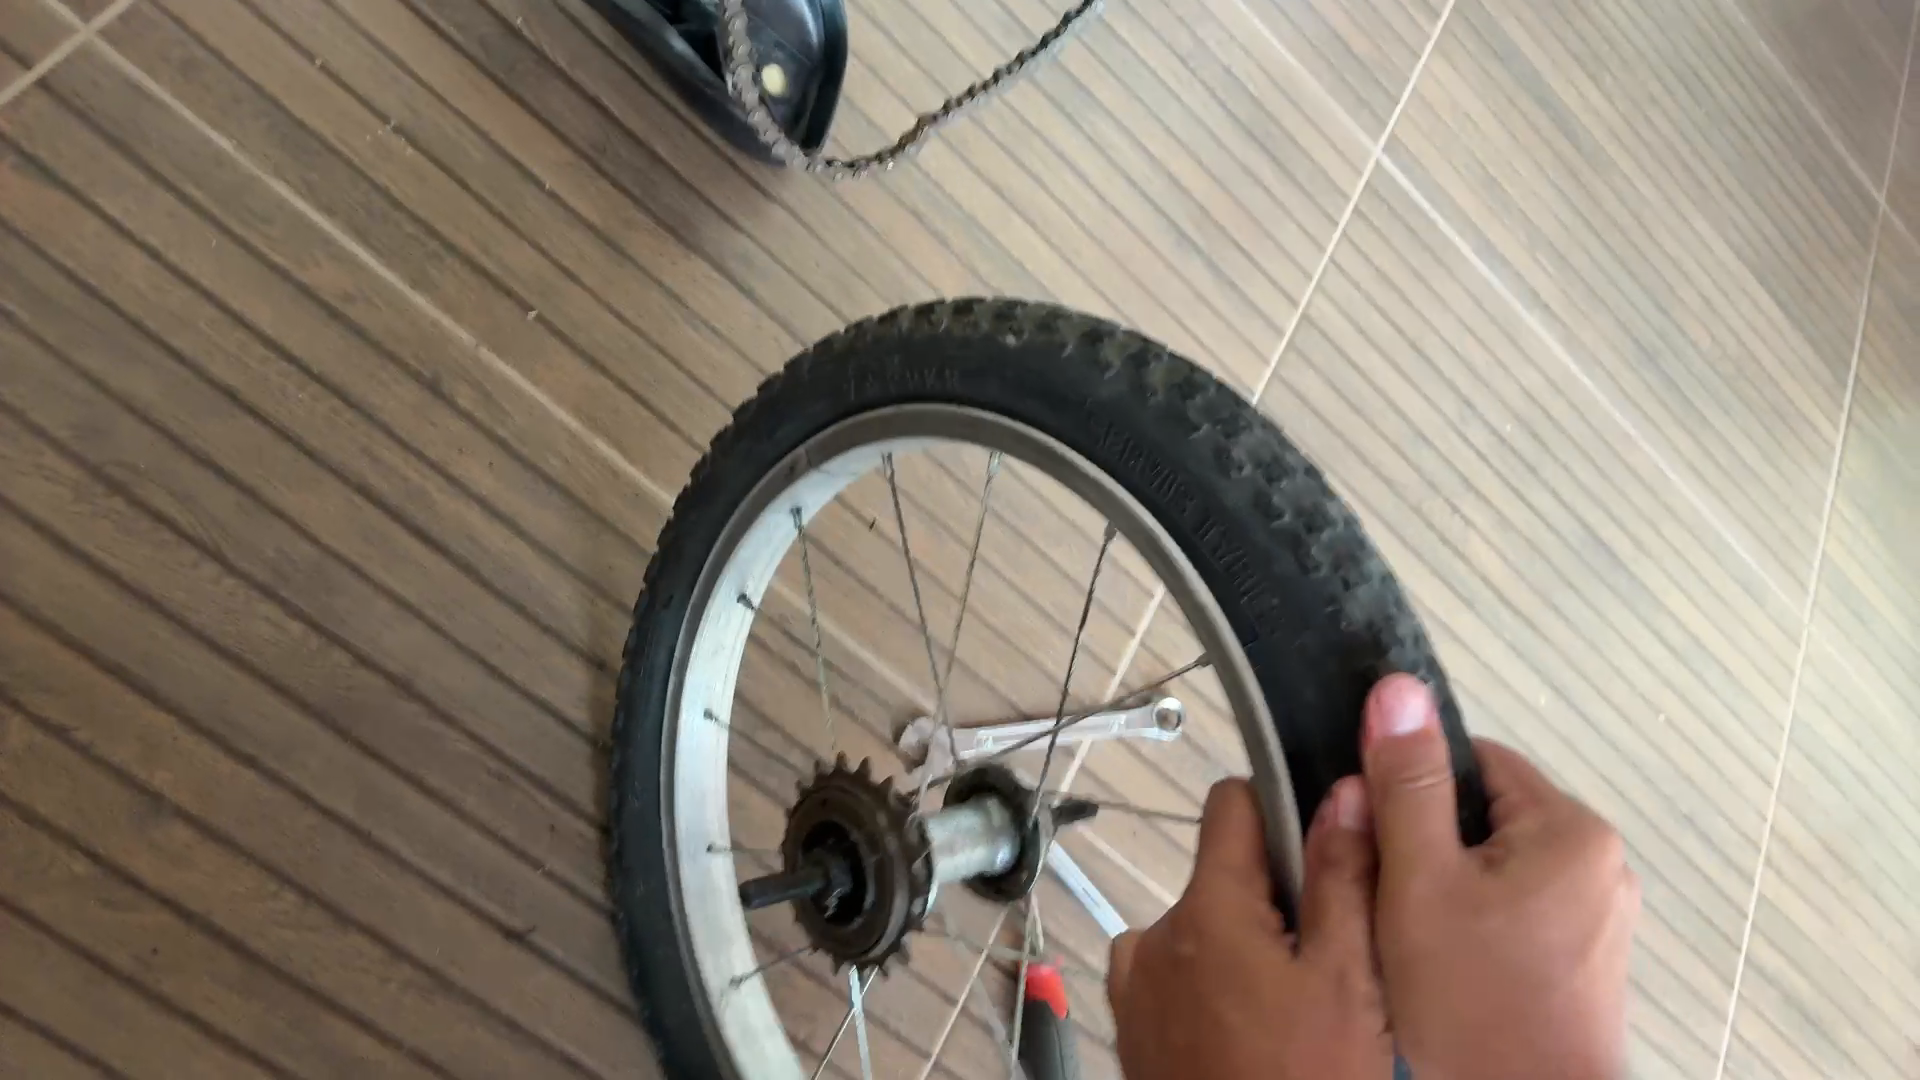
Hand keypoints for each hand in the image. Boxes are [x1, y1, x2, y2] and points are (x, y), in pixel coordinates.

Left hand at [1106, 777, 1391, 1079]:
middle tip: (1316, 962)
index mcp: (1207, 906)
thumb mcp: (1348, 987)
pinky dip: (1203, 980)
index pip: (1229, 805)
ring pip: (1199, 924)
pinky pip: (1169, 969)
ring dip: (1236, 945)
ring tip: (1282, 1009)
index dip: (1273, 811)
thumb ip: (1340, 879)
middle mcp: (1156, 927)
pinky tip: (1240, 1031)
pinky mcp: (1128, 1016)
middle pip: (1219, 874)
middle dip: (1267, 899)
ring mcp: (1135, 975)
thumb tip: (1342, 791)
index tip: (1311, 846)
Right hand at [1362, 674, 1638, 1079]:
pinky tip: (1441, 942)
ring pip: (1489, 851)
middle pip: (1478, 805)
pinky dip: (1468, 902)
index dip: (1407, 781)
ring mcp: (1597, 908)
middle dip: (1421, 830)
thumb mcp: (1419, 877)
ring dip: (1439, 868)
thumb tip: (1397, 685)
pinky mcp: (1584, 948)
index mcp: (1569, 828)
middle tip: (1384, 878)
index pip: (1468, 759)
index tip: (1373, 825)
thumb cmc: (1468, 990)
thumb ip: (1405, 780)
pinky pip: (1509, 891)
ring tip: (1406, 914)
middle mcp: (1599, 859)